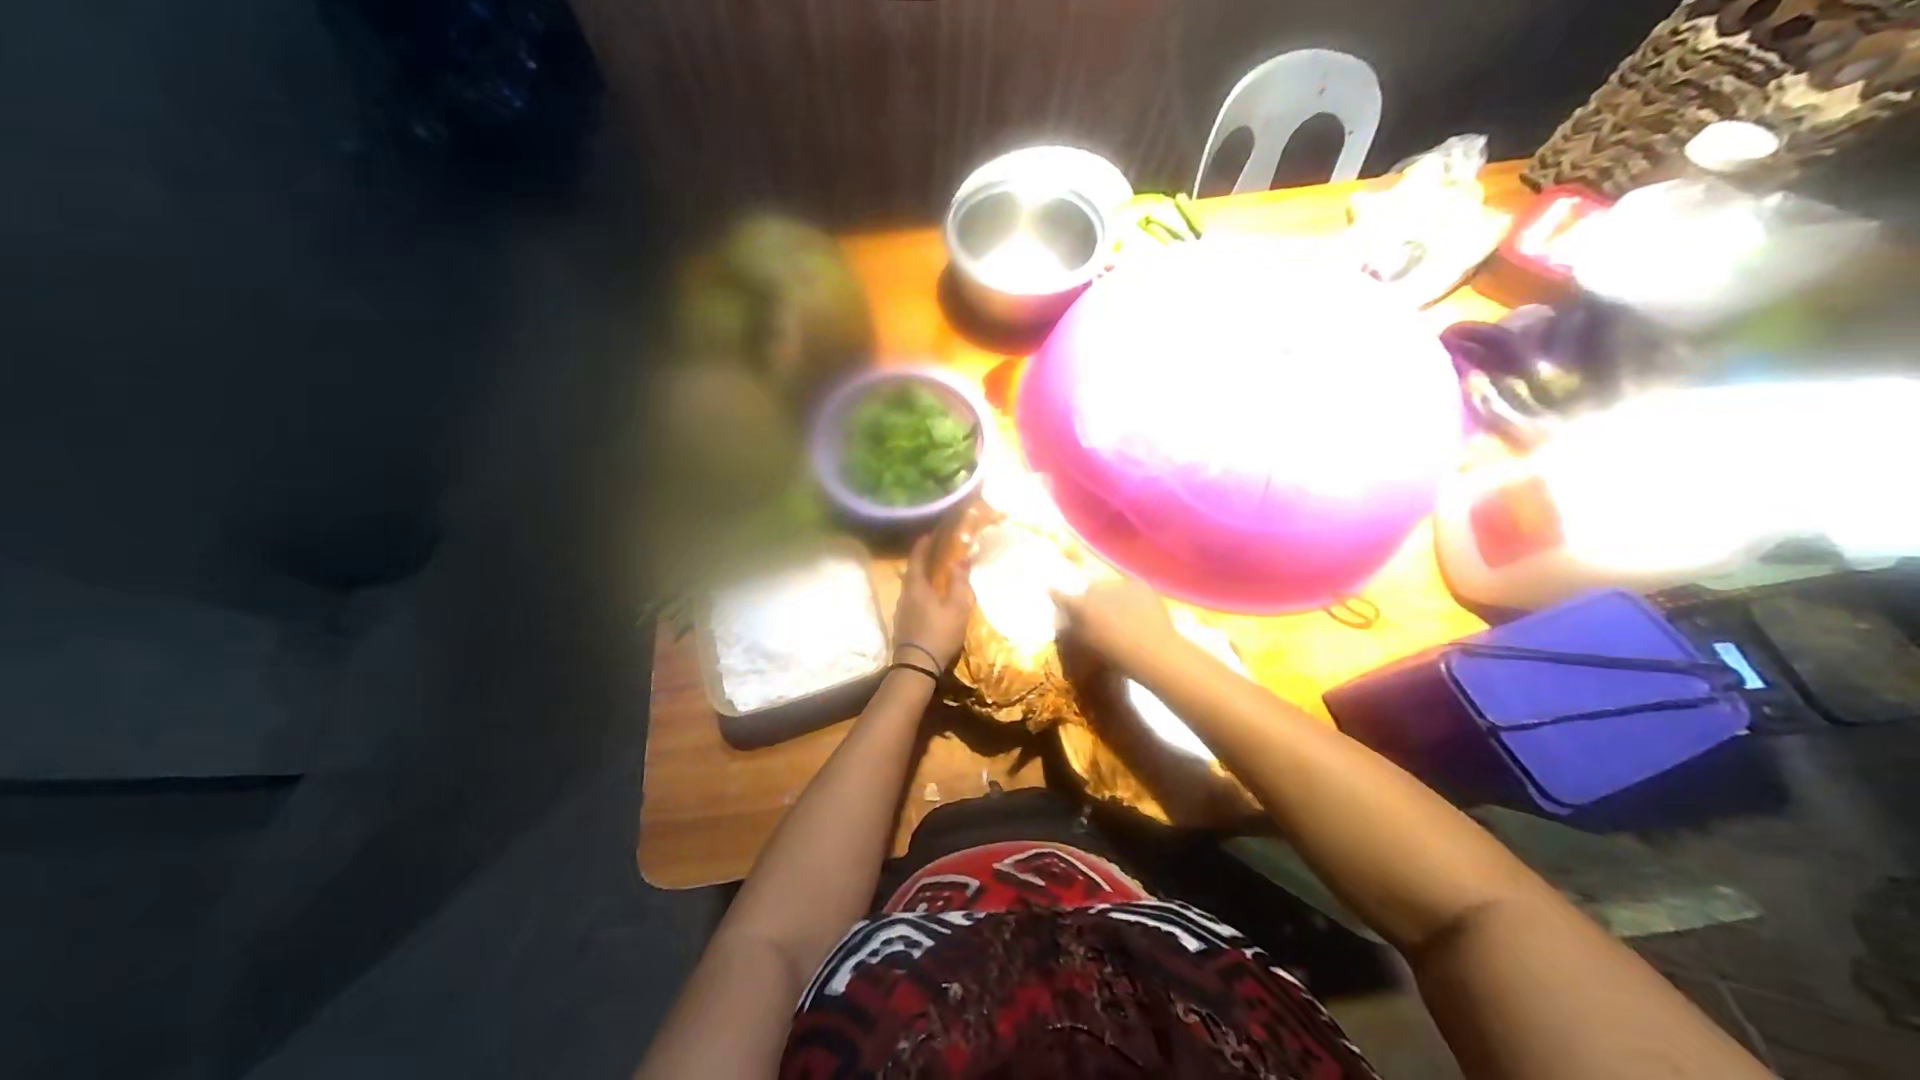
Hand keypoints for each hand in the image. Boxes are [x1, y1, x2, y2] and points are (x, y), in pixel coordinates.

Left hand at [892, 534, 973, 670]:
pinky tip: (930, 603)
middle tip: (935, 555)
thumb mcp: (956, 607)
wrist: (916, 666)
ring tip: (935, 578)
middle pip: (912, 573)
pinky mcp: (902, 626)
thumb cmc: (939, 633)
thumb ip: (958, 581)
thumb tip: (961, 557)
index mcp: (915, 587)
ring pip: (911, 589)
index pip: (916, 559)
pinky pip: (912, 602)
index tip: (928, 536)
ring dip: (921, 580)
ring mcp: (901, 612)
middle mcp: (904, 596)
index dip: (922, 546)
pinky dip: (921, 596)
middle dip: (922, 562)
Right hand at [1051, 578, 1177, 676]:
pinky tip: (1138, 610)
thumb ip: (1072, 630)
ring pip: (1110, 587)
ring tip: (1122, 613)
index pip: (1061, 596)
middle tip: (1099, 614)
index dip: (1056, 595)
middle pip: (1089, 590)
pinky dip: (1130, 596)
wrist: (1153, 651)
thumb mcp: (1087, 646)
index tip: (1051, 590)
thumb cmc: (1116, 656)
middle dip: (1091, 599)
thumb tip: (1062, 620)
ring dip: (1111, 596)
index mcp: (1080, 606)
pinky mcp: (1139, 584)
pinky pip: (1129, 587)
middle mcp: (1096, 590)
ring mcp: (1119, 584)